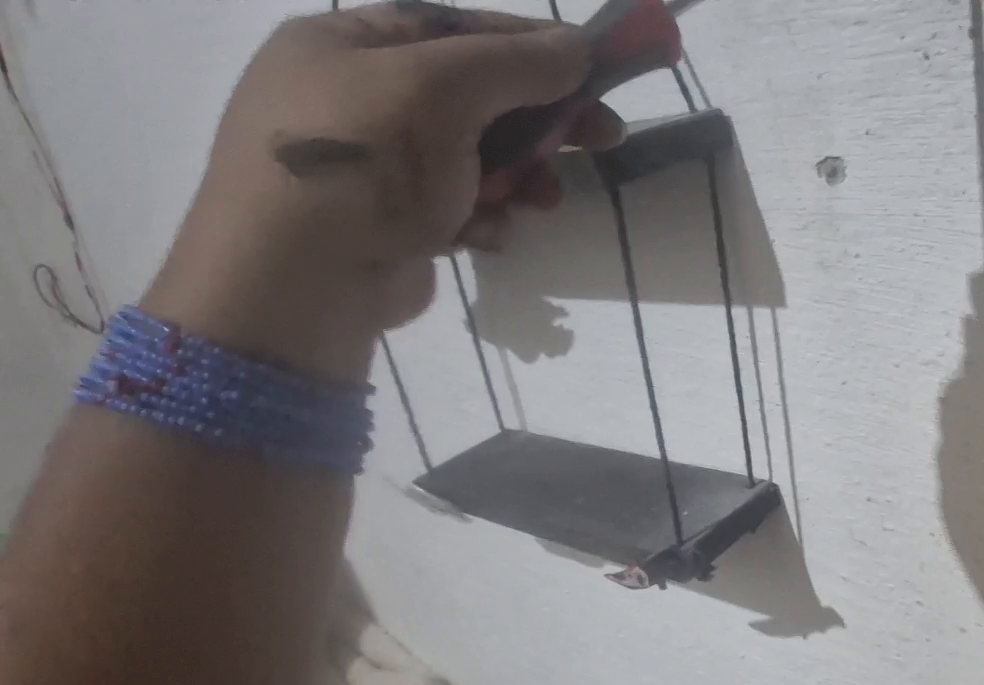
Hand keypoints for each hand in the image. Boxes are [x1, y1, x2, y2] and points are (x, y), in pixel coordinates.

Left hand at [142, 2, 625, 381]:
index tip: (597, 68)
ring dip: (520, 179)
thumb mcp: (439, 92)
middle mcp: (361, 95)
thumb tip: (577, 45)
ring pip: (478, 158)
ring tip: (542, 202)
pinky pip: (462, 206)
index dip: (534, 45)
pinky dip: (485, 218)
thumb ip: (513, 65)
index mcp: (352, 42)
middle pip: (479, 97)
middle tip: (604, 138)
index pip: (462, 29)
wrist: (301, 278)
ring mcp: (378, 163)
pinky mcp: (397, 220)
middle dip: (541, 122)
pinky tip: (485, 234)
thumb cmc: (363, 165)